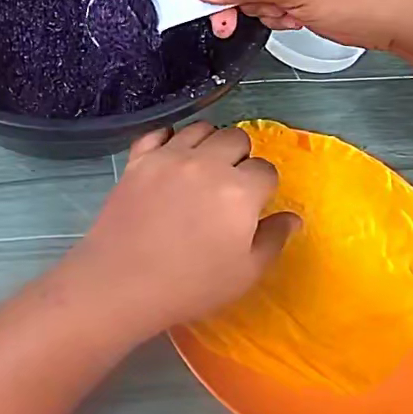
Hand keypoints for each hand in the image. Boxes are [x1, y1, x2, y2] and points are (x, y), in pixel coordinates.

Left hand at [57, 123, 297, 339]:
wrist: (120, 284)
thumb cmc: (190, 285)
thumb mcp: (245, 273)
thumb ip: (273, 239)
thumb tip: (292, 217)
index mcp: (239, 190)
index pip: (265, 169)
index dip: (264, 186)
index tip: (254, 203)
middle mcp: (207, 163)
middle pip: (236, 138)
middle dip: (241, 156)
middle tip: (231, 183)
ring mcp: (168, 157)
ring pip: (200, 128)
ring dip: (209, 143)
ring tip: (204, 167)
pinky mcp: (138, 160)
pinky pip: (159, 133)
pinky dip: (170, 139)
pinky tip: (172, 156)